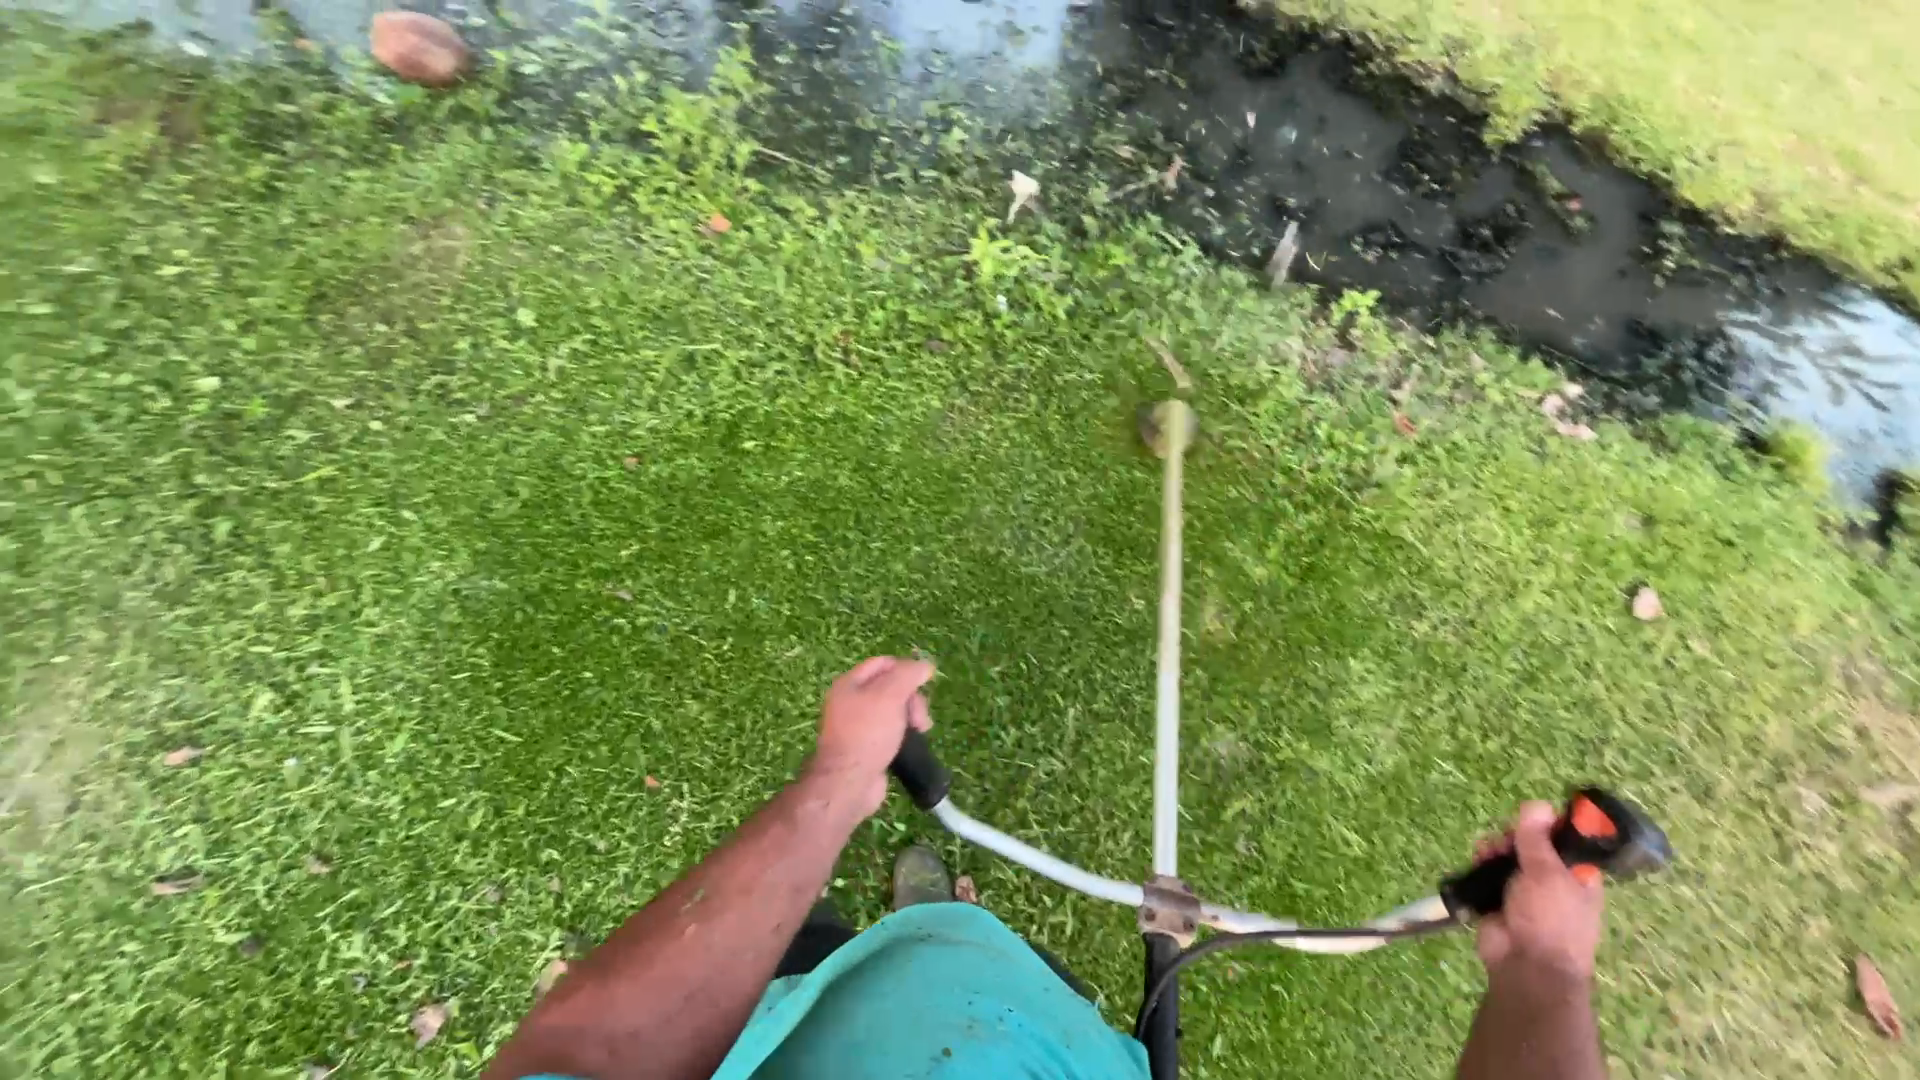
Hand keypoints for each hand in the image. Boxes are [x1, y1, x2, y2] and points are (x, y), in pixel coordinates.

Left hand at [803, 656, 933, 820]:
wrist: (850, 781)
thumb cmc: (868, 732)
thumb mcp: (890, 695)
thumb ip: (908, 674)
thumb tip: (925, 665)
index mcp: (850, 683)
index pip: (883, 663)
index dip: (905, 669)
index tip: (923, 684)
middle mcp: (852, 702)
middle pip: (892, 687)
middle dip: (912, 698)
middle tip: (920, 717)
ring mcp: (860, 726)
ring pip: (895, 710)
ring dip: (912, 717)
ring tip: (922, 730)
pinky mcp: (869, 746)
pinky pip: (892, 731)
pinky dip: (905, 734)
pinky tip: (914, 742)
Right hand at [1472, 801, 1603, 982]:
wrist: (1526, 965)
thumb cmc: (1549, 919)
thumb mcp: (1546, 874)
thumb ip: (1537, 839)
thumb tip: (1538, 804)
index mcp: (1578, 875)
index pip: (1564, 838)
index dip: (1546, 825)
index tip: (1529, 820)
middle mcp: (1553, 879)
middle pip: (1531, 842)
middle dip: (1513, 836)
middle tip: (1505, 842)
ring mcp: (1526, 889)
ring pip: (1508, 854)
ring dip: (1495, 848)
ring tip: (1486, 853)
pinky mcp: (1500, 897)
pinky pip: (1490, 870)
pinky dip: (1482, 863)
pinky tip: (1477, 861)